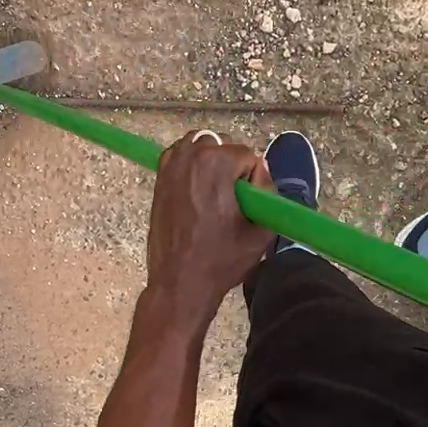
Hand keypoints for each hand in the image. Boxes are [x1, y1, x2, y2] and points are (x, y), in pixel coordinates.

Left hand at [143, 131, 274, 326]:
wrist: (180, 281)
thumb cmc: (221, 260)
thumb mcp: (260, 232)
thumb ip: (268, 193)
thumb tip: (262, 169)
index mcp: (217, 163)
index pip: (248, 155)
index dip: (253, 180)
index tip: (247, 204)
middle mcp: (191, 155)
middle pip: (223, 145)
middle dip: (232, 166)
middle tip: (233, 200)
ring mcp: (171, 165)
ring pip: (200, 146)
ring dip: (212, 162)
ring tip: (216, 193)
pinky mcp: (159, 178)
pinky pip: (181, 156)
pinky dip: (192, 165)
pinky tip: (198, 190)